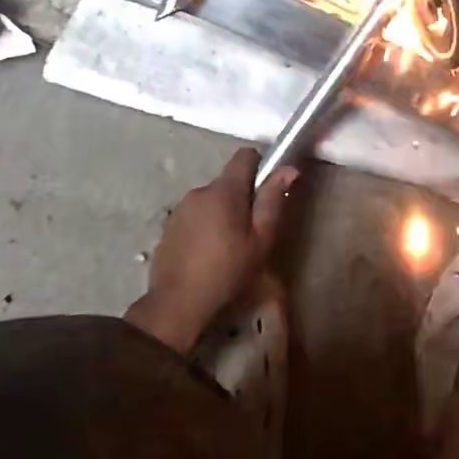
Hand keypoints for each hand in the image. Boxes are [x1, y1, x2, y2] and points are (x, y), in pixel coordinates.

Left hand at [125, 148, 298, 352]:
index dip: (261, 164)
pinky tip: (208, 253)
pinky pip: (195, 216)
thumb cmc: (227, 271)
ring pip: (211, 200)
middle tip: (252, 230)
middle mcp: (199, 191)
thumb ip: (273, 201)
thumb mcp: (260, 239)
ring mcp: (180, 208)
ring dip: (223, 213)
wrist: (178, 303)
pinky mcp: (169, 226)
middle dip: (243, 197)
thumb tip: (289, 169)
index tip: (269, 188)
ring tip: (229, 246)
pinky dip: (205, 226)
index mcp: (224, 190)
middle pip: (228, 181)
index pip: (244, 156)